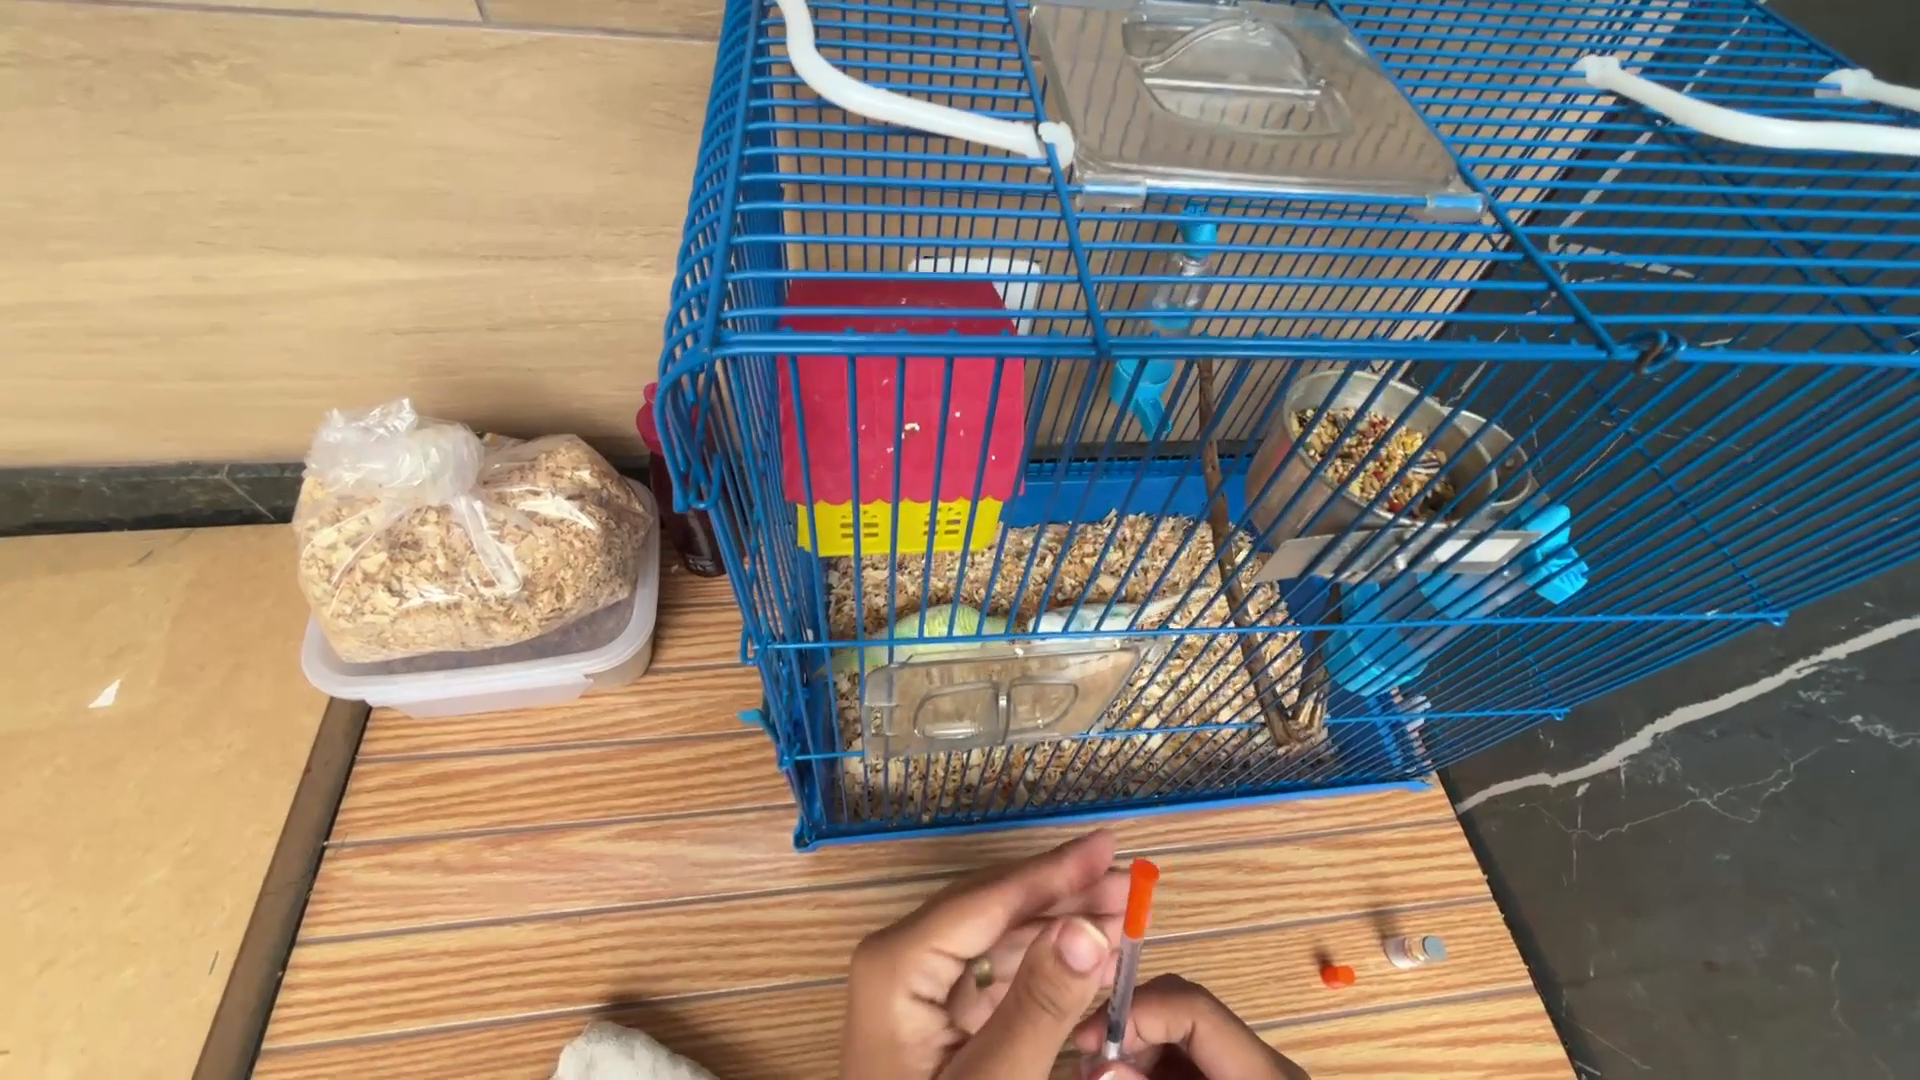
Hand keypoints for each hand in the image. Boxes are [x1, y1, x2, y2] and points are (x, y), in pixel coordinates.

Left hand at [840, 831, 1127, 1079]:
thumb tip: (1087, 928)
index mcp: (897, 964)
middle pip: (993, 906)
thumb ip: (1038, 1006)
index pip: (988, 899)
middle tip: (1126, 880)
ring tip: (1116, 912)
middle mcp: (900, 957)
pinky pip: (992, 970)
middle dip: (1062, 892)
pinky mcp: (933, 1012)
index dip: (1053, 870)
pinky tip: (1081, 960)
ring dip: (1056, 923)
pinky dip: (1040, 962)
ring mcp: (914, 983)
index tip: (1108, 846)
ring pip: (996, 933)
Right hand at [1071, 975, 1310, 1079]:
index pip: (1192, 1006)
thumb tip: (1097, 1068)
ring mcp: (1247, 1072)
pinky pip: (1182, 1060)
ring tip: (1098, 1073)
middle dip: (1127, 1029)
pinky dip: (1147, 1067)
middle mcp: (1261, 1063)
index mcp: (1265, 1074)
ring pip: (1176, 1035)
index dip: (1136, 1011)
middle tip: (1085, 1057)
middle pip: (1180, 1012)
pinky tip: (1123, 1079)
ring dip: (1130, 1049)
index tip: (1089, 1038)